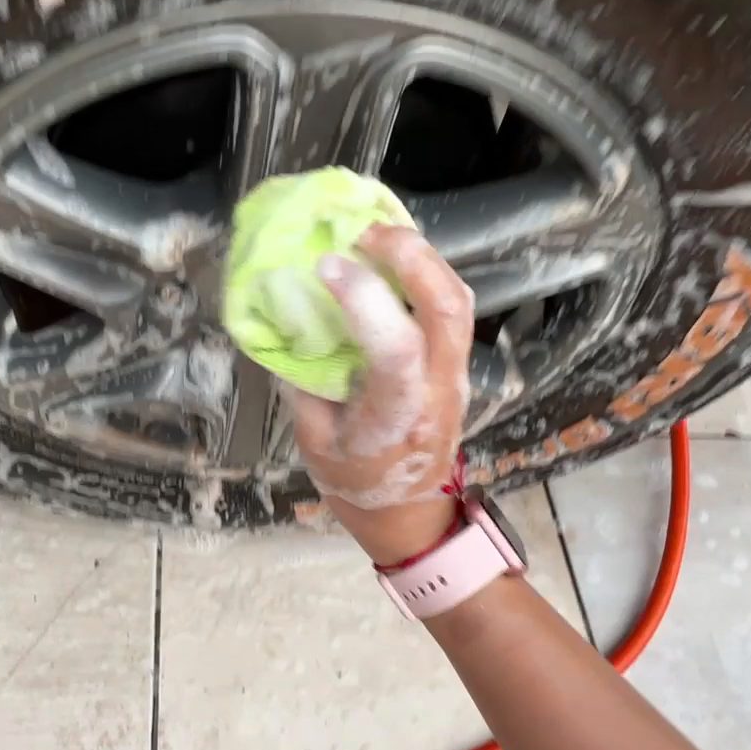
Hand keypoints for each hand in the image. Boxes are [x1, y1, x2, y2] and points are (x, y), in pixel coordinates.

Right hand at [288, 224, 474, 563]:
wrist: (413, 516)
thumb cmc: (358, 484)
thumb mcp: (316, 440)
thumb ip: (306, 379)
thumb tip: (292, 318)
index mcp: (398, 415)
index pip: (396, 348)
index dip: (363, 299)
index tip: (324, 267)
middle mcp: (438, 387)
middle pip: (448, 307)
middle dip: (410, 256)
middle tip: (363, 233)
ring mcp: (455, 372)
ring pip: (458, 299)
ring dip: (421, 258)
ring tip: (377, 238)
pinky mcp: (455, 363)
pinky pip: (451, 306)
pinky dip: (425, 273)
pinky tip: (393, 261)